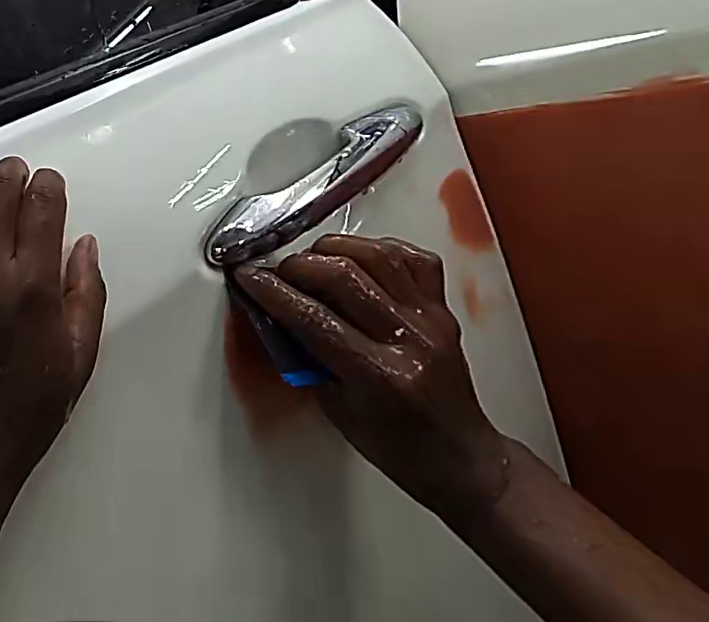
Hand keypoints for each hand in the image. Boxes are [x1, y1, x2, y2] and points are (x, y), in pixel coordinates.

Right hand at [235, 235, 508, 524]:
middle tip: (277, 272)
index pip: (314, 319)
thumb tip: (273, 309)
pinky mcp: (443, 308)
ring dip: (333, 249)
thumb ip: (306, 354)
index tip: (247, 275)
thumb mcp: (335, 406)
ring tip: (312, 260)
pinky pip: (412, 258)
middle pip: (344, 276)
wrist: (462, 459)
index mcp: (380, 377)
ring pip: (377, 256)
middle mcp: (409, 341)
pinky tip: (356, 257)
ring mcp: (431, 320)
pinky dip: (377, 248)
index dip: (272, 291)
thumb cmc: (394, 445)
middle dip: (297, 265)